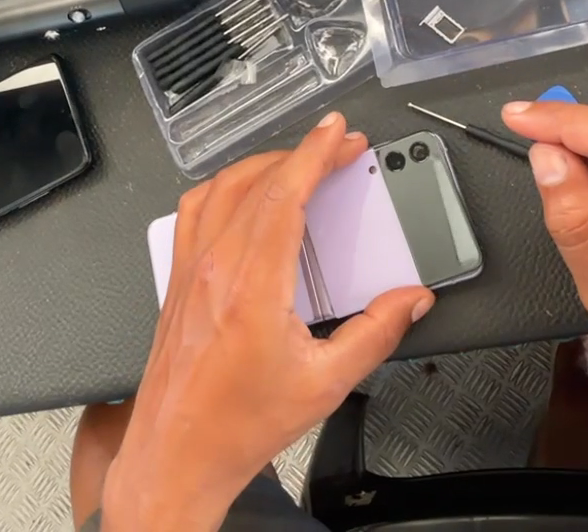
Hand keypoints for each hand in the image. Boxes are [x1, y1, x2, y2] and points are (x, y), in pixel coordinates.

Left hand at [101, 112, 434, 529]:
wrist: (178, 455)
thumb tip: (410, 299)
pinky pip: (196, 208)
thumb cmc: (239, 425)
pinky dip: (226, 185)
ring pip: (224, 186)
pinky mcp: (178, 275)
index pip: (286, 193)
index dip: (316, 153)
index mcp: (252, 285)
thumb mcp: (325, 384)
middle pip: (261, 180)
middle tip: (340, 148)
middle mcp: (216, 265)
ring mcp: (191, 266)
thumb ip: (376, 334)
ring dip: (266, 163)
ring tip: (300, 161)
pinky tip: (243, 190)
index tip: (338, 132)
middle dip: (306, 154)